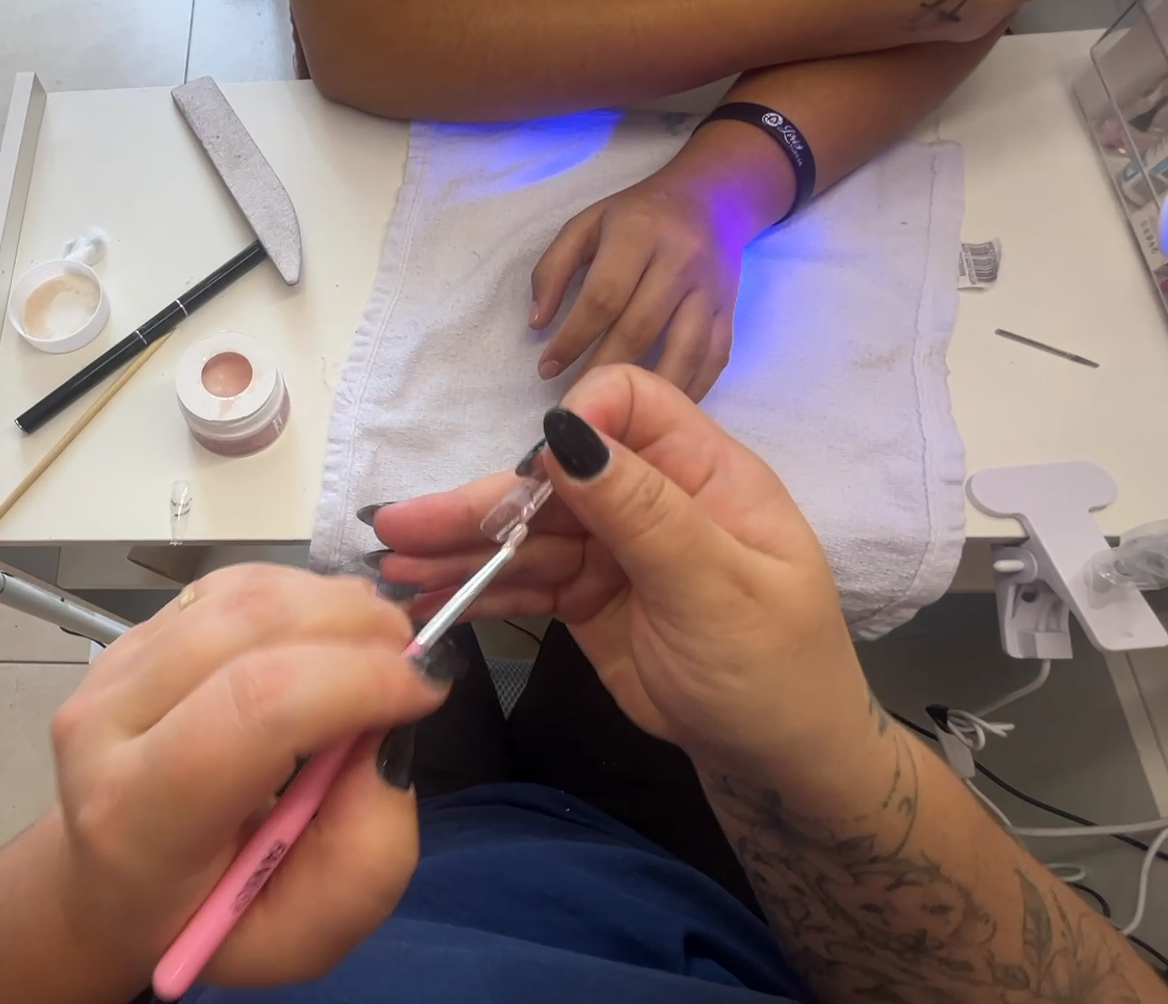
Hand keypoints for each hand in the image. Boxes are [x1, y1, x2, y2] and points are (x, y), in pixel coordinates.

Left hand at [47, 565, 445, 988]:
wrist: (105, 878)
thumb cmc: (201, 916)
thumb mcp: (296, 938)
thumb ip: (363, 861)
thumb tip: (386, 740)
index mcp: (137, 816)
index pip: (253, 708)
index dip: (355, 681)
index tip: (427, 688)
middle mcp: (107, 722)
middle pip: (249, 627)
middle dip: (356, 626)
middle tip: (414, 657)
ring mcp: (113, 665)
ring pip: (242, 594)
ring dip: (332, 602)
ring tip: (379, 643)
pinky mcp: (130, 635)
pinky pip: (228, 586)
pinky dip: (297, 592)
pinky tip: (324, 629)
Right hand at [370, 366, 874, 776]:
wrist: (773, 761)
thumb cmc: (771, 670)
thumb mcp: (715, 587)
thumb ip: (640, 509)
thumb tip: (564, 432)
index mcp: (696, 473)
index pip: (626, 405)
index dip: (575, 424)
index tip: (532, 473)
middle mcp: (642, 498)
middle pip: (546, 482)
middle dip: (474, 505)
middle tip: (398, 527)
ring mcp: (605, 548)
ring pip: (520, 536)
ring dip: (457, 552)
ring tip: (393, 566)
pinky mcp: (578, 594)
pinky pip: (519, 584)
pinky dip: (474, 592)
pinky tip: (427, 598)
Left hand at [532, 138, 760, 398]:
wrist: (713, 197)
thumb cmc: (634, 218)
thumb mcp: (584, 227)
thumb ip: (552, 270)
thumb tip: (536, 323)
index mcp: (638, 236)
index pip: (603, 297)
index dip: (572, 339)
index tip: (546, 369)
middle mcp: (680, 261)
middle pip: (639, 330)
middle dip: (601, 372)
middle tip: (574, 402)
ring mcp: (712, 289)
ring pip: (684, 350)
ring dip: (648, 390)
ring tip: (616, 420)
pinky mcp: (730, 311)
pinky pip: (714, 358)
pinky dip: (689, 389)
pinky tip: (661, 410)